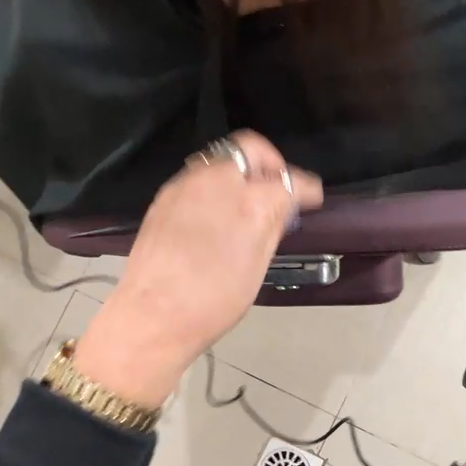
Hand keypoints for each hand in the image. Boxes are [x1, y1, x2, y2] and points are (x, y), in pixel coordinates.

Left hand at [73, 130, 322, 408]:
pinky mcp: (165, 196)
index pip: (290, 181)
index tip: (310, 196)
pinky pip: (197, 177)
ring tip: (246, 199)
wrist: (154, 315)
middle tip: (277, 185)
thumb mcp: (256, 269)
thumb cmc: (209, 304)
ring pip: (222, 159)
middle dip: (270, 164)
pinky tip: (216, 212)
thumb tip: (281, 209)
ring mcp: (187, 185)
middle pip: (252, 151)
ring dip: (240, 171)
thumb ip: (272, 228)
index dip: (306, 188)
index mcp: (252, 204)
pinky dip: (213, 185)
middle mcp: (218, 184)